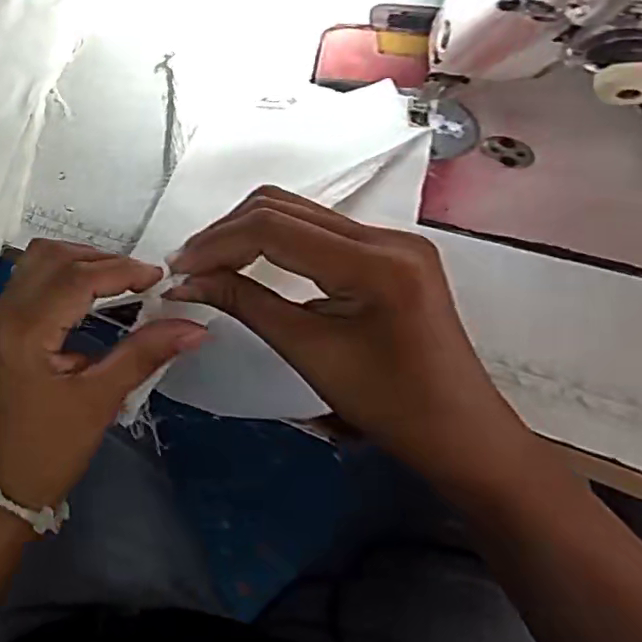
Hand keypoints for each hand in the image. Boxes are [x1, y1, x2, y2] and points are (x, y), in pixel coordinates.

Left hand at [0, 240, 207, 510]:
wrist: (8, 478)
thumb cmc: (53, 447)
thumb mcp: (100, 399)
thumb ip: (143, 354)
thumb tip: (193, 327)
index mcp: (23, 331)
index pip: (76, 278)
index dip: (121, 270)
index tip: (158, 277)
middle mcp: (3, 312)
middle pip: (53, 257)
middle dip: (102, 259)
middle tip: (142, 278)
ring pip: (39, 260)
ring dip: (81, 260)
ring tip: (122, 279)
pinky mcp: (0, 321)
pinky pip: (31, 277)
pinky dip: (64, 273)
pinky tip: (93, 290)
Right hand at [166, 186, 536, 493]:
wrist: (463, 435)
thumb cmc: (390, 405)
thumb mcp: (307, 351)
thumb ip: (244, 303)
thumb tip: (186, 281)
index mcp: (376, 264)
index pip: (273, 229)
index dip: (216, 244)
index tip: (178, 270)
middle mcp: (386, 237)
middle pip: (281, 207)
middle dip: (225, 233)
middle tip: (189, 267)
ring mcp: (390, 240)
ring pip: (294, 211)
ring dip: (244, 232)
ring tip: (209, 265)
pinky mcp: (386, 251)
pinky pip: (313, 229)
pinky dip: (271, 240)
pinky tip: (247, 261)